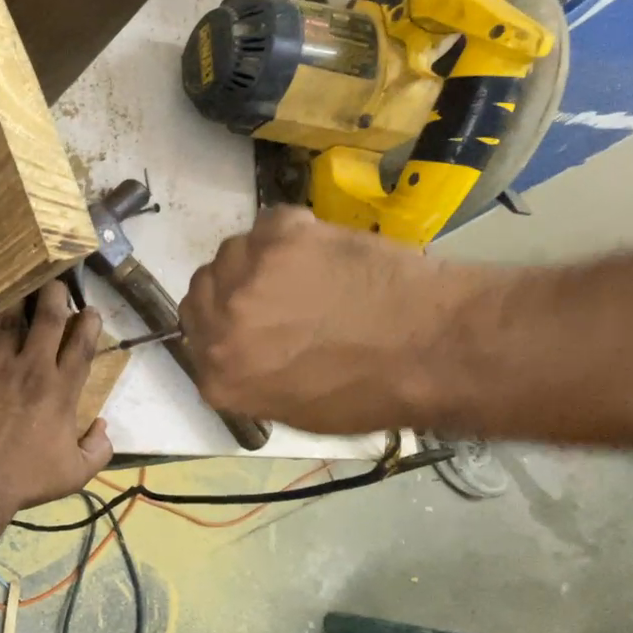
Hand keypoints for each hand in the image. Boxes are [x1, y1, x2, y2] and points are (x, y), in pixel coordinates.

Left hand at [0, 281, 113, 518]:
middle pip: (48, 318)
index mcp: (62, 391)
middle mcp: (33, 369)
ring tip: (20, 283)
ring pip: (9, 319)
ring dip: (17, 298)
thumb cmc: (26, 479)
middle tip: (54, 282)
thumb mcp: (76, 473)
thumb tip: (102, 426)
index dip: (89, 322)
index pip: (81, 345)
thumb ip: (98, 448)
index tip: (90, 311)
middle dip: (55, 294)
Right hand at [178, 207, 492, 431]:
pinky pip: (270, 222)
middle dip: (232, 288)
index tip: (248, 318)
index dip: (221, 322)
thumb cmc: (375, 392)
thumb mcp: (292, 410)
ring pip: (232, 252)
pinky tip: (326, 251)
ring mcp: (244, 279)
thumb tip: (240, 351)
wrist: (438, 350)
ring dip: (261, 258)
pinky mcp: (279, 239)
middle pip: (202, 288)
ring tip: (310, 270)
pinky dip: (294, 231)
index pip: (193, 335)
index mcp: (217, 378)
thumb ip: (245, 377)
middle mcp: (217, 328)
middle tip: (277, 292)